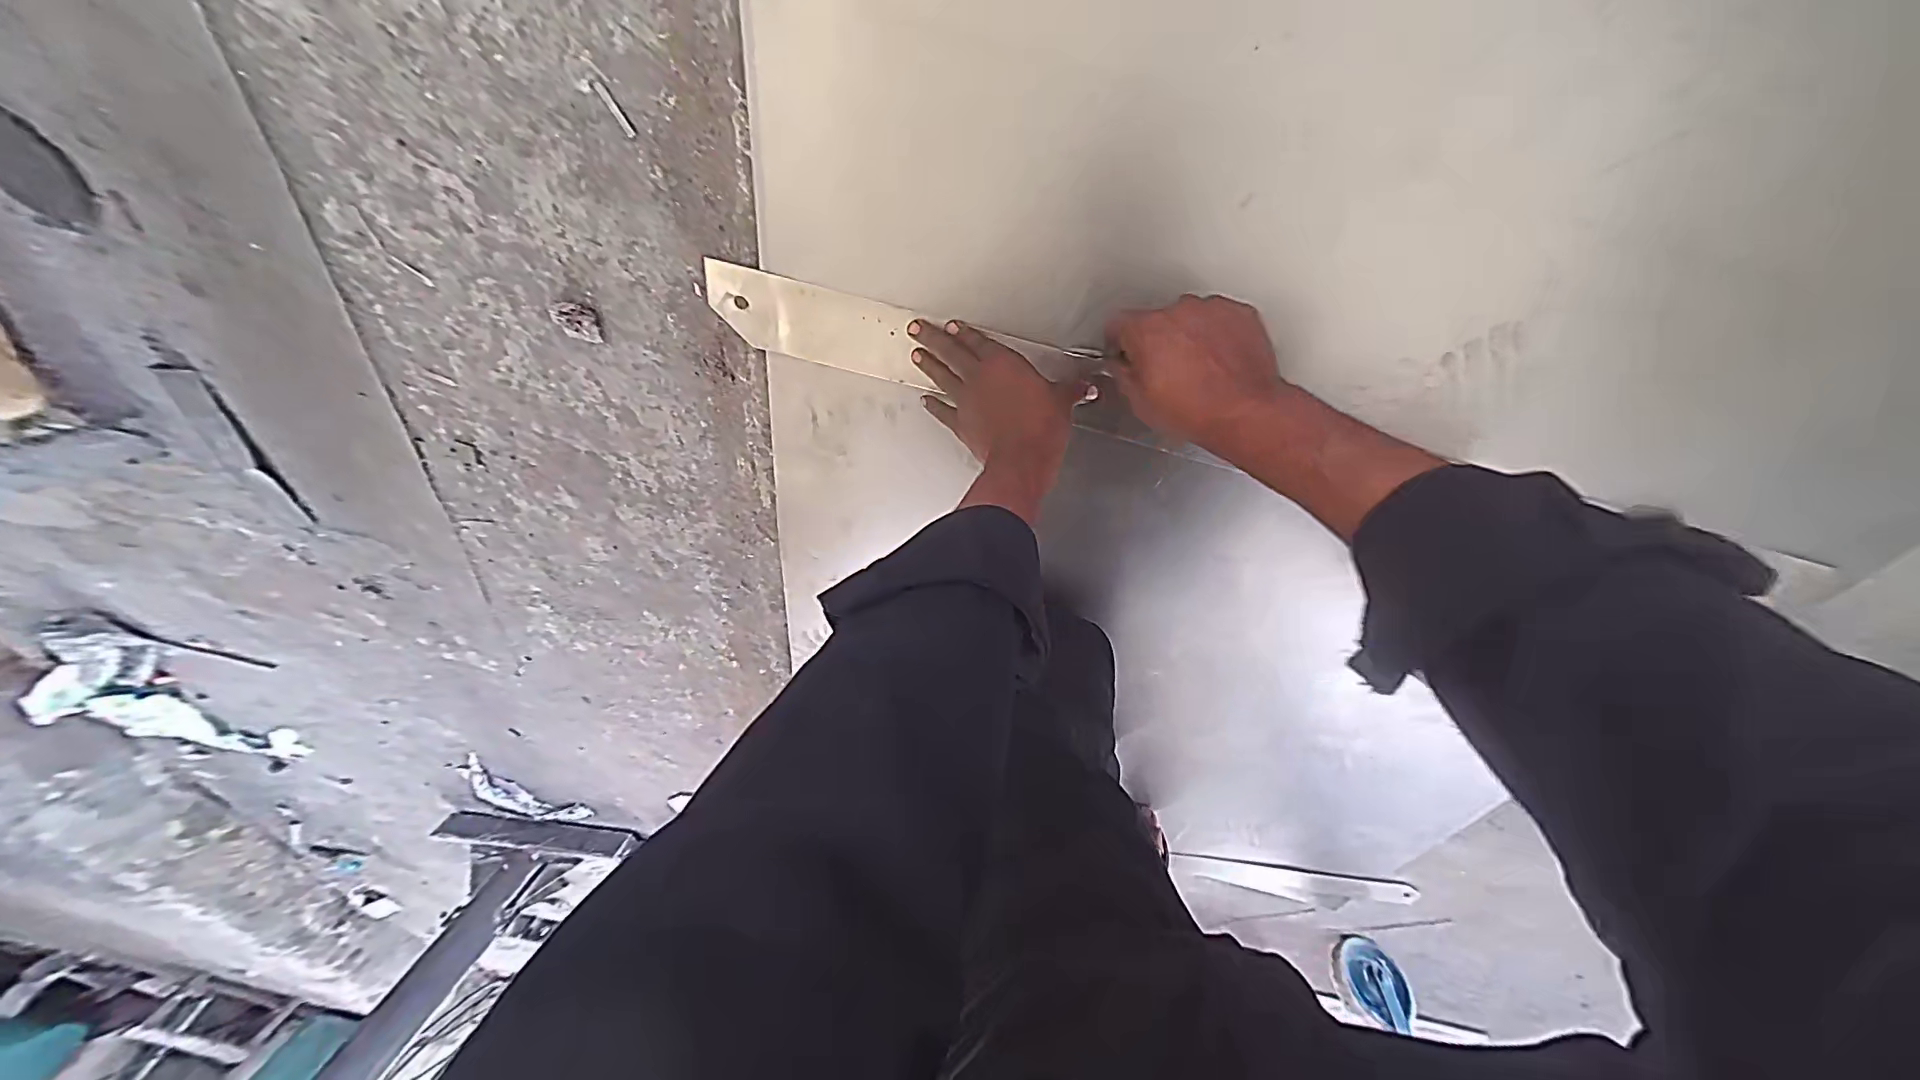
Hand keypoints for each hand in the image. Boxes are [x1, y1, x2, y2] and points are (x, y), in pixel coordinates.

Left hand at [910, 319, 1088, 523]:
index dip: (965, 332)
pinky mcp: (961, 424)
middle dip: (932, 338)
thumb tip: (1082, 387)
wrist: (1021, 460)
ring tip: (916, 354)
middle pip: (950, 351)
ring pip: (941, 376)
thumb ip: (1069, 391)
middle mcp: (979, 378)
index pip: (979, 341)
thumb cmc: (1040, 429)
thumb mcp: (1061, 403)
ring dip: (928, 364)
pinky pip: (942, 411)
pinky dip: (933, 405)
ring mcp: (966, 401)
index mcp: (1003, 364)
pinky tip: (926, 400)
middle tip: (917, 329)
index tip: (953, 326)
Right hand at [1105, 295, 1293, 453]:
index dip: (1118, 343)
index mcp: (1146, 330)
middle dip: (1157, 341)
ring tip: (1196, 370)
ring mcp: (1212, 310)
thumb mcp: (1139, 402)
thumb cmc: (1197, 410)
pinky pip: (1219, 319)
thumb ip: (1123, 374)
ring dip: (1188, 336)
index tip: (1123, 353)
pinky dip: (1216, 335)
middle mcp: (1178, 311)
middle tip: (1165, 371)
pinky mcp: (1240, 314)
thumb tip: (1122, 366)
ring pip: (1189, 317)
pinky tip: (1217, 363)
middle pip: (1155, 318)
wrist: (1244, 413)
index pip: (1117, 323)